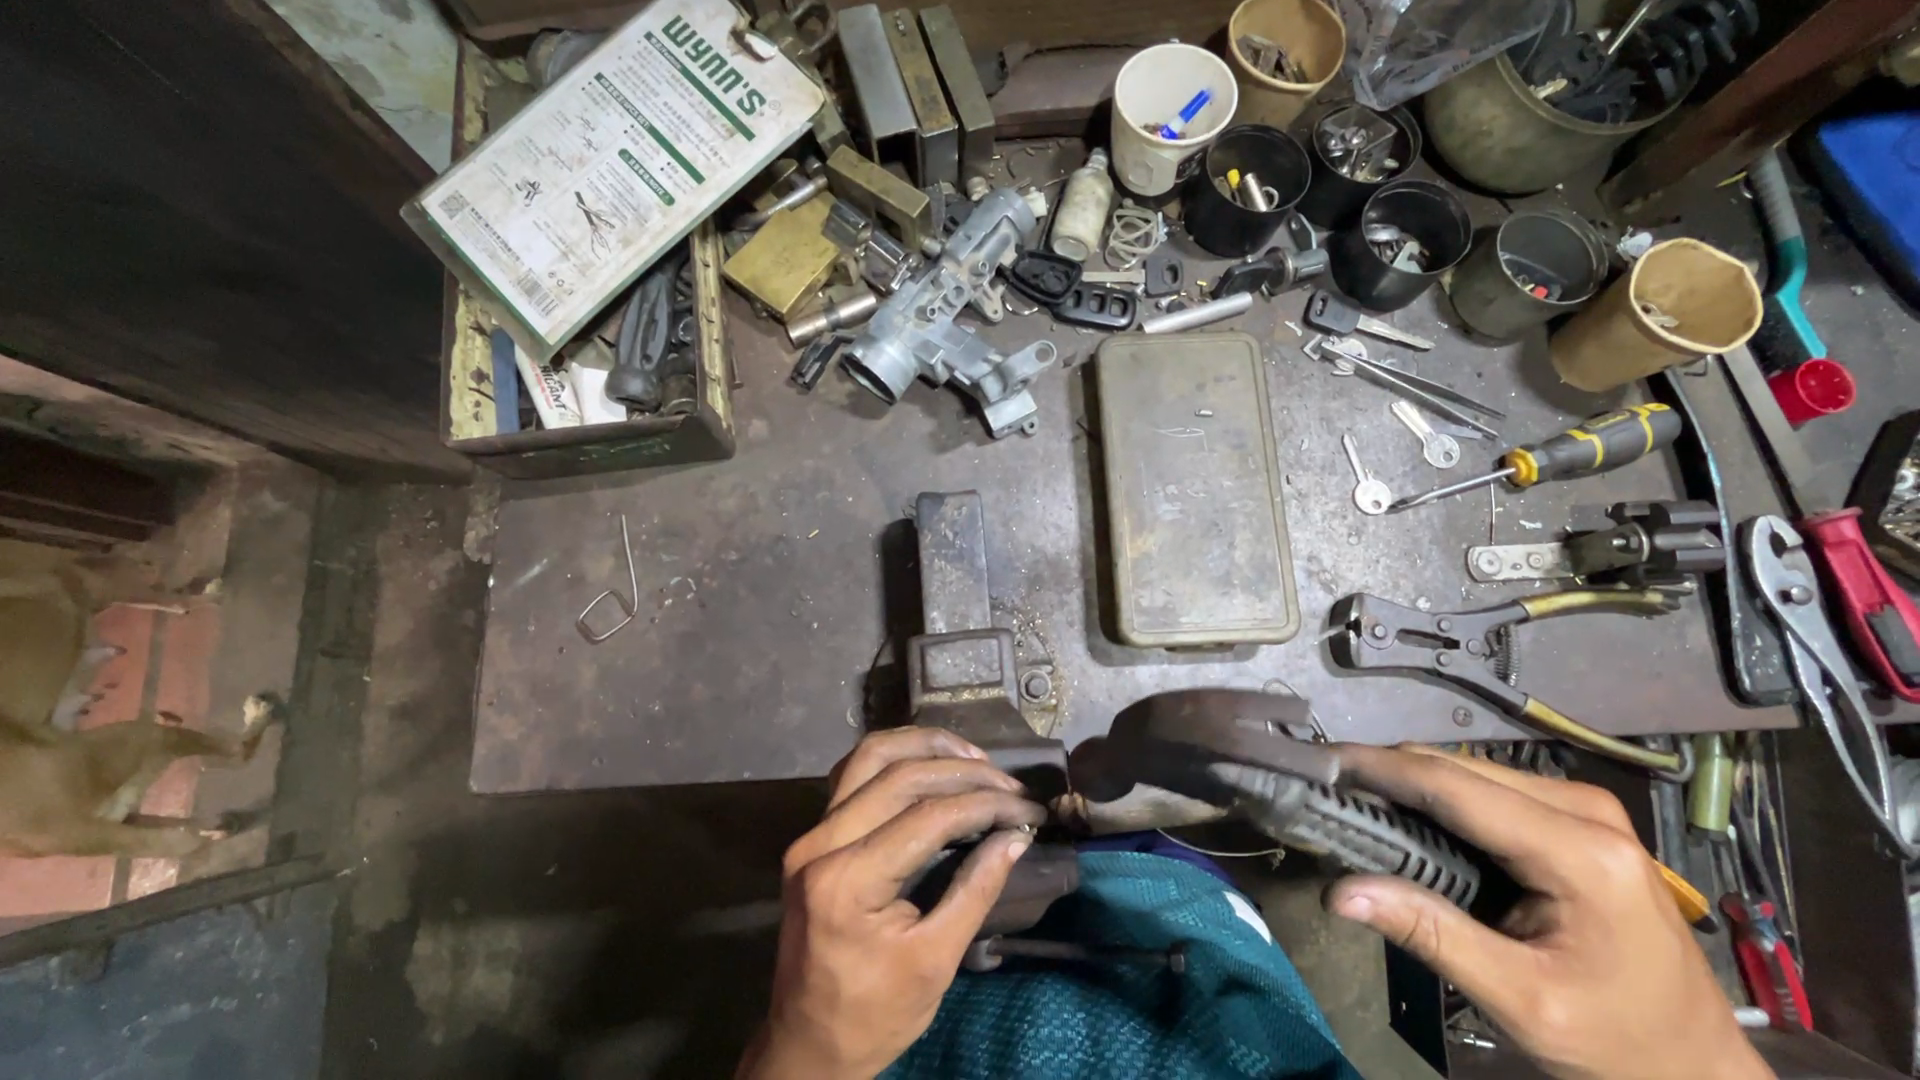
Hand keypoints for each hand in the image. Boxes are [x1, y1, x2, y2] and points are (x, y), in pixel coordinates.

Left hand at [737, 729, 1045, 1079]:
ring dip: (925, 747)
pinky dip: (892, 757)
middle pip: (900, 777)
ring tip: (975, 757)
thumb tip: (1015, 836)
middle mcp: (819, 843)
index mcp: (846, 881)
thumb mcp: (935, 961)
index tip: (1028, 811)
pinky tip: (927, 761)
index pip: (927, 817)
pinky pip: (851, 774)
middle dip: (964, 773)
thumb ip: (974, 890)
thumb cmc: (873, 1014)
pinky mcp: (813, 835)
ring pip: (869, 758)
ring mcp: (810, 834)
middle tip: (1011, 787)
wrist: (808, 1043)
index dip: (984, 806)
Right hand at [1326, 745, 1771, 1079]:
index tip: (1315, 761)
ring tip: (1347, 804)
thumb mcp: (1523, 1001)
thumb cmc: (1618, 1042)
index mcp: (1581, 851)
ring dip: (1405, 784)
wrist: (1697, 1068)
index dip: (1377, 767)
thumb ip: (1432, 935)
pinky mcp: (1575, 820)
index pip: (1453, 786)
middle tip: (1319, 791)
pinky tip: (1399, 818)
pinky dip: (1434, 800)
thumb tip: (1340, 892)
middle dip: (1384, 774)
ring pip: (1467, 772)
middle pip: (1457, 769)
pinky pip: (1485, 791)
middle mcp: (1584, 809)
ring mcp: (1583, 810)